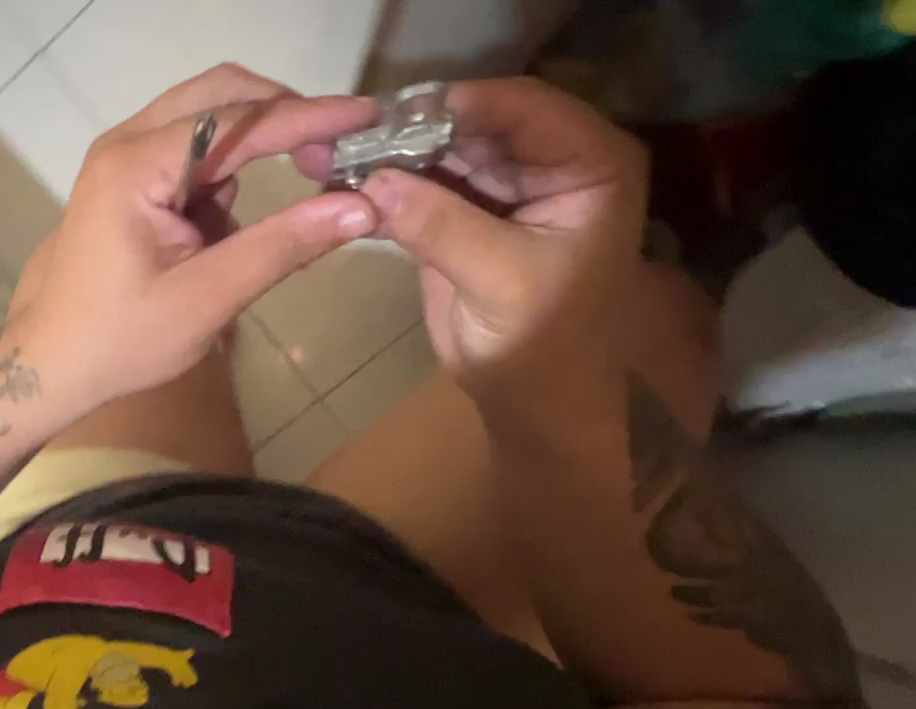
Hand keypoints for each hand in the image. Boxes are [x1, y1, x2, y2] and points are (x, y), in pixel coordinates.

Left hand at [7, 64, 380, 399]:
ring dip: (243, 166)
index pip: (239, 119)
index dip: (309, 116)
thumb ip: (280, 248)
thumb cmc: (121, 342)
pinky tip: (203, 248)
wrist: (53, 364)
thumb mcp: (206, 300)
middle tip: (329, 161)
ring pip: (208, 128)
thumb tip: (359, 209)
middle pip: (222, 97)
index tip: (367, 119)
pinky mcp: (127, 181)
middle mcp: (125, 144)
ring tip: (229, 245)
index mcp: (136, 166)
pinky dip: (216, 191)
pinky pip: (190, 161)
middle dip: (280, 123)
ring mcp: (122, 160)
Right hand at [360, 78, 650, 390]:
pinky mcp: (458, 217)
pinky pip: (418, 189)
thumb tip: (372, 183)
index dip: (460, 105)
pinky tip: (340, 183)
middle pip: (473, 124)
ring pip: (438, 153)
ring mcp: (496, 188)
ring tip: (330, 154)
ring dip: (386, 156)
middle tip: (345, 133)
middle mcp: (543, 161)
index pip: (523, 108)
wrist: (528, 395)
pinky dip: (382, 189)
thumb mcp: (501, 279)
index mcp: (585, 162)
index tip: (393, 115)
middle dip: (410, 129)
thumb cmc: (541, 340)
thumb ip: (443, 226)